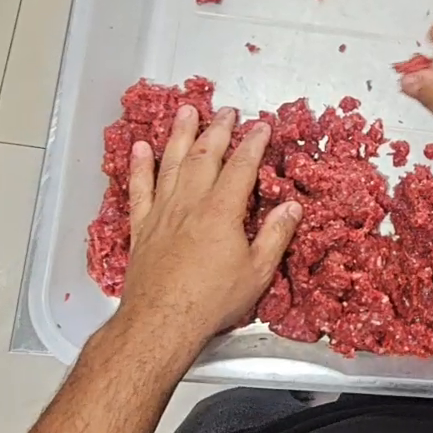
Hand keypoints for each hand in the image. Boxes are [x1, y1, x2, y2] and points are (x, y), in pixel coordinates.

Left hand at [109, 105, 300, 360]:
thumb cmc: (214, 300)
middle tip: (227, 110)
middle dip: (219, 130)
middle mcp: (191, 203)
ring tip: (186, 111)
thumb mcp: (258, 271)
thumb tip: (292, 206)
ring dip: (181, 135)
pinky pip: (140, 189)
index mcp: (222, 211)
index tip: (262, 125)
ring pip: (172, 164)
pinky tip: (141, 148)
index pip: (241, 167)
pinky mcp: (142, 227)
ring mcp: (163, 212)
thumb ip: (275, 235)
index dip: (253, 143)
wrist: (161, 322)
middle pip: (206, 156)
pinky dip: (140, 167)